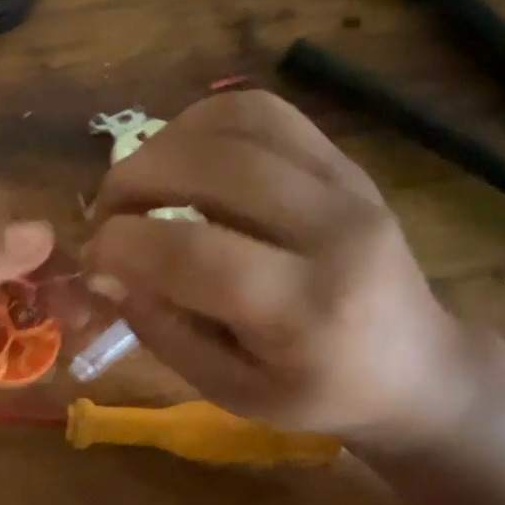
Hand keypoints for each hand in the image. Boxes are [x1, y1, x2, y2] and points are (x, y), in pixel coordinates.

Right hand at [84, 91, 478, 446]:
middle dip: (131, 182)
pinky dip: (200, 126)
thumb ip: (160, 328)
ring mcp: (346, 183)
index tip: (90, 260)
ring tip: (137, 186)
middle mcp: (334, 232)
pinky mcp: (343, 160)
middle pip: (215, 167)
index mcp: (305, 310)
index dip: (121, 245)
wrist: (414, 364)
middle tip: (103, 216)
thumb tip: (104, 269)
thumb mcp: (226, 389)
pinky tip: (177, 162)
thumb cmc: (313, 391)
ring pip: (238, 122)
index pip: (196, 253)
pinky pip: (262, 114)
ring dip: (163, 145)